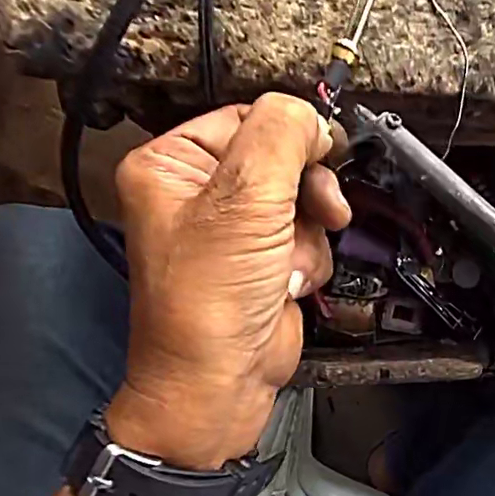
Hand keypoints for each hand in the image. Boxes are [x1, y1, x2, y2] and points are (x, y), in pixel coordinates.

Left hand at [103, 94, 350, 469]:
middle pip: (284, 160)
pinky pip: (310, 238)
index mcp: (174, 166)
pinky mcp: (267, 260)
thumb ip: (279, 141)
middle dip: (308, 192)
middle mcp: (204, 195)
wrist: (221, 381)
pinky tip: (289, 283)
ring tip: (289, 262)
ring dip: (311, 234)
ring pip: (305, 201)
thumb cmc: (205, 307)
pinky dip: (311, 260)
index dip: (291, 135)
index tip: (321, 151)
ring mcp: (238, 230)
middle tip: (320, 207)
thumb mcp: (243, 205)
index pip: (248, 119)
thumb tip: (308, 114)